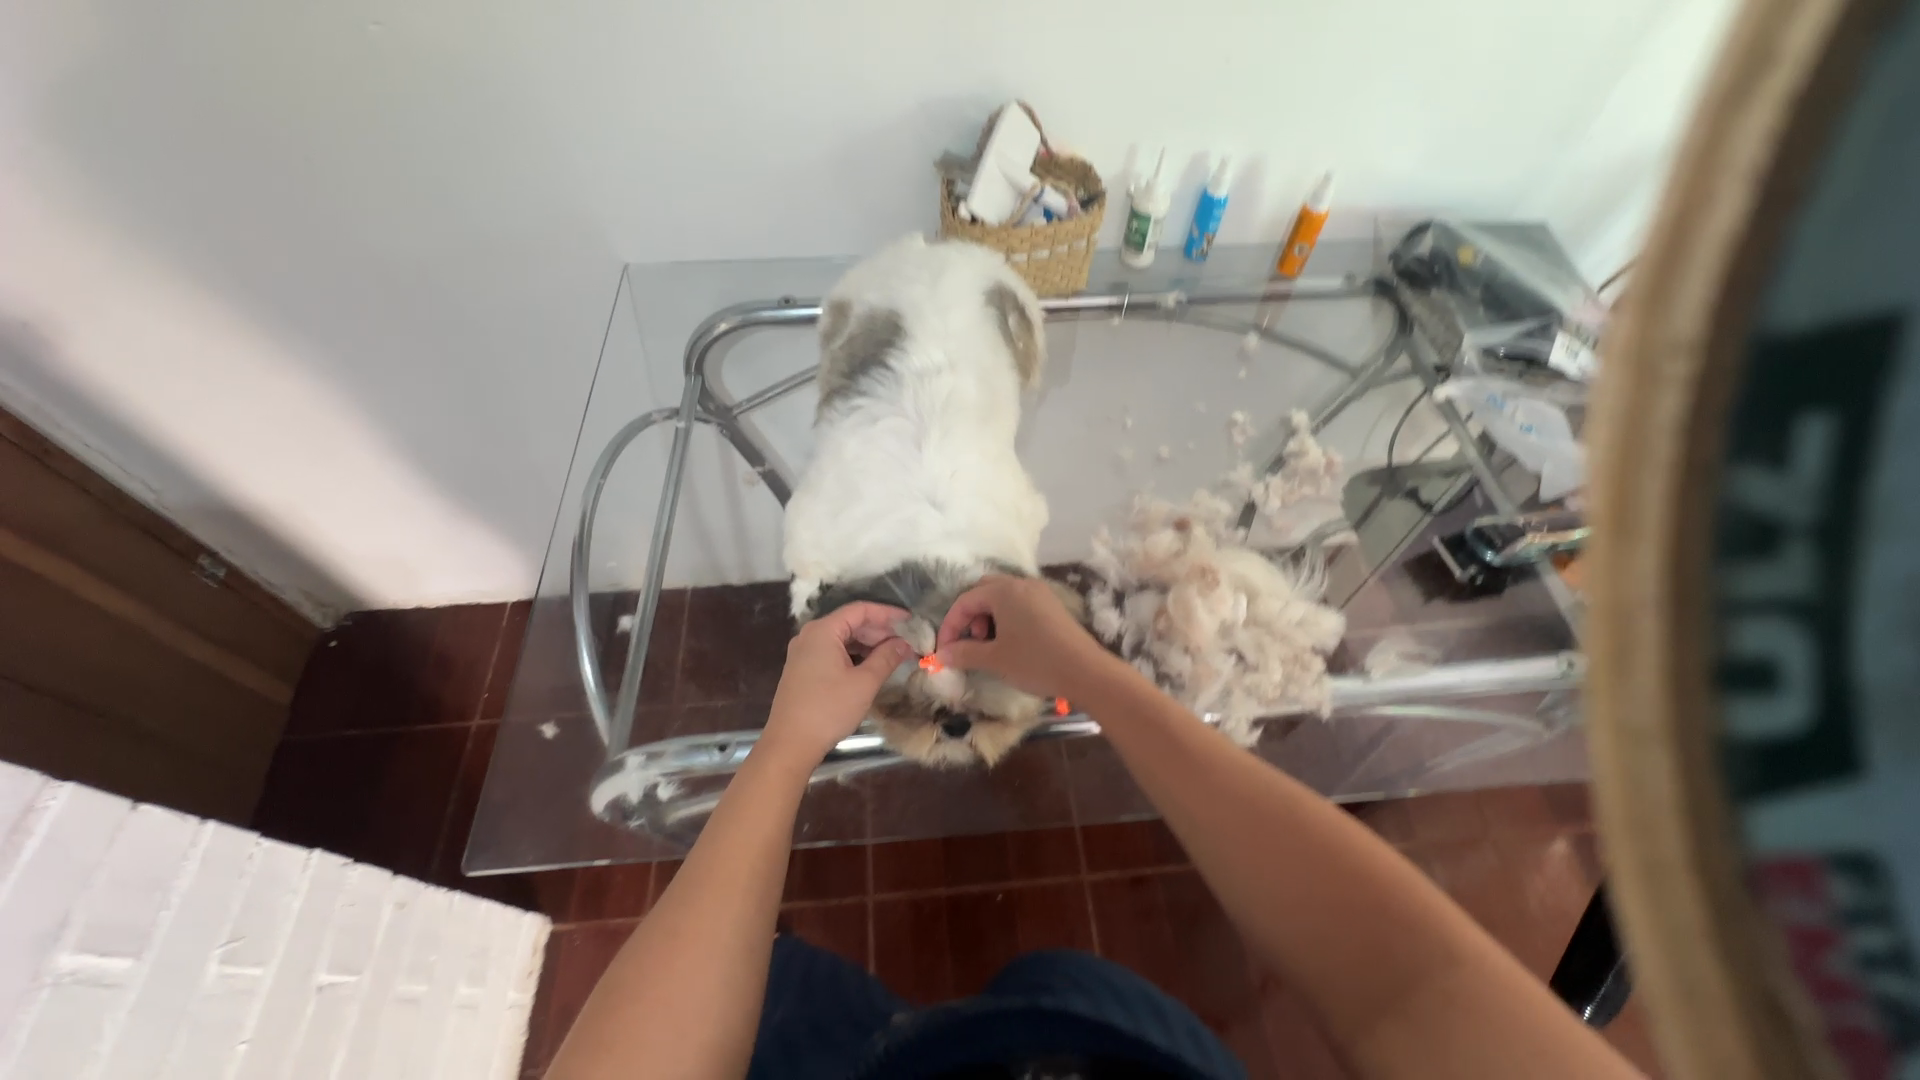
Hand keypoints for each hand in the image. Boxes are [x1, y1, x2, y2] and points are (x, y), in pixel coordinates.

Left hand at [761, 602, 914, 765]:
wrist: (790, 743)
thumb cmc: (829, 709)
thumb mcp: (864, 683)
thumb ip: (887, 657)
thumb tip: (904, 643)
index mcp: (823, 631)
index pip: (860, 610)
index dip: (888, 614)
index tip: (911, 622)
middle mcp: (810, 635)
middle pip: (850, 622)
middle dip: (880, 631)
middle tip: (906, 642)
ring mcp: (803, 652)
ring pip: (842, 638)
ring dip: (868, 644)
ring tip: (894, 655)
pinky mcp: (802, 668)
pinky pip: (832, 652)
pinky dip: (853, 655)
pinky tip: (871, 666)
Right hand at [935, 575, 1115, 699]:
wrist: (1086, 672)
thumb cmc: (1035, 662)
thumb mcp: (994, 659)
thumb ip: (964, 653)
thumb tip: (941, 654)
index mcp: (1004, 591)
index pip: (965, 600)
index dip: (950, 625)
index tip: (944, 650)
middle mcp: (1022, 584)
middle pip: (984, 591)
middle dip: (970, 616)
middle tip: (971, 642)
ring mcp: (1040, 593)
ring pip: (1003, 597)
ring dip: (989, 617)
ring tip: (990, 646)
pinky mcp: (1053, 606)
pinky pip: (1021, 604)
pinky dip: (1007, 619)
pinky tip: (1011, 643)